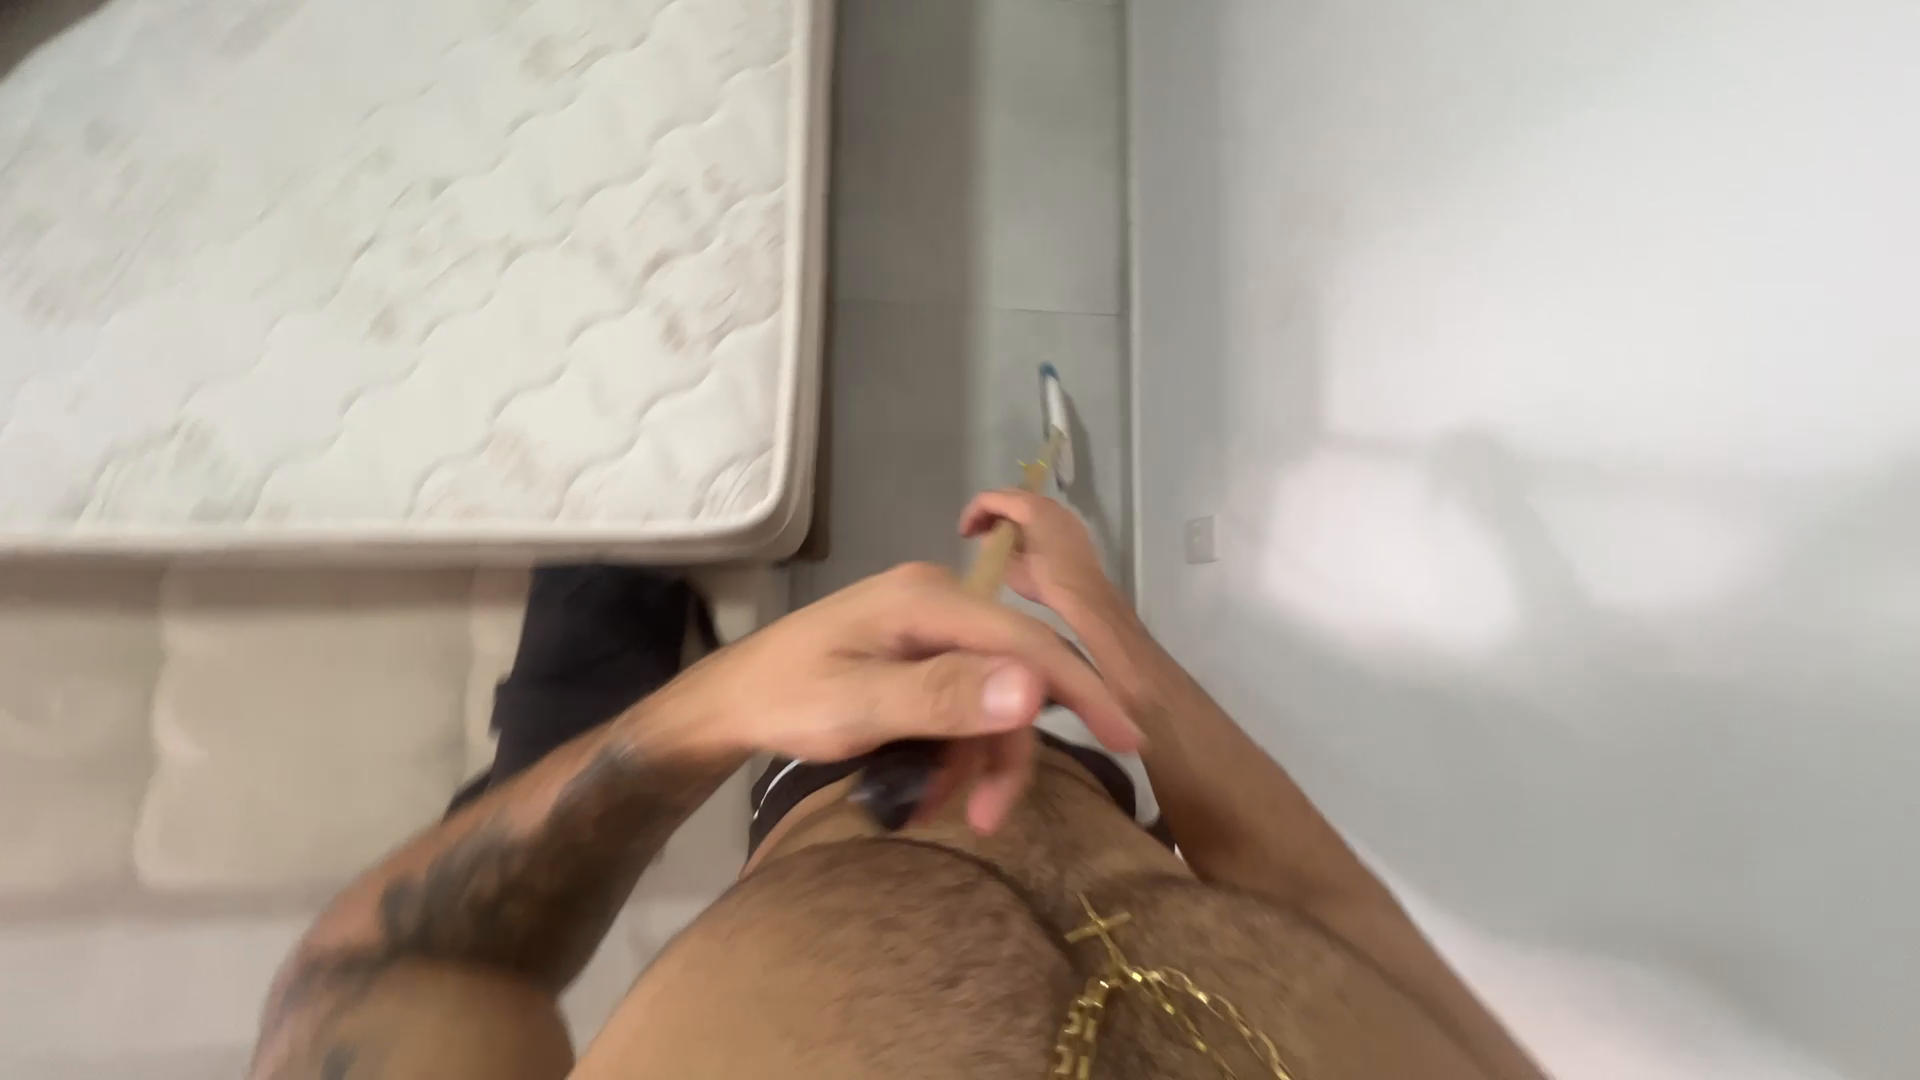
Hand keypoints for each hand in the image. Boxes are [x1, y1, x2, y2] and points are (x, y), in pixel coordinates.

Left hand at [664, 563, 1142, 832]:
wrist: (728, 702)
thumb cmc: (784, 698)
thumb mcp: (859, 704)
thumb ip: (943, 695)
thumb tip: (1033, 689)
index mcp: (930, 599)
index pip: (1025, 641)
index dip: (1079, 688)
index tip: (1126, 737)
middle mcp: (938, 603)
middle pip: (1009, 674)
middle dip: (1007, 747)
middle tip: (990, 817)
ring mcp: (927, 629)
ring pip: (986, 696)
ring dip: (977, 757)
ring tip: (946, 811)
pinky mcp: (916, 656)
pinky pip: (958, 701)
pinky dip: (954, 748)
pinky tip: (927, 786)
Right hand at [959, 490, 1123, 617]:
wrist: (1085, 595)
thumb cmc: (1045, 581)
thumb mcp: (1009, 566)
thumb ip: (993, 545)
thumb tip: (989, 537)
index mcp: (1030, 507)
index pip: (991, 498)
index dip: (971, 513)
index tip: (963, 535)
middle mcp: (1048, 502)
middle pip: (1009, 495)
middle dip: (988, 511)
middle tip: (974, 533)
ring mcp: (1063, 512)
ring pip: (1027, 504)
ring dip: (1007, 516)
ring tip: (994, 537)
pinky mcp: (1072, 526)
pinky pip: (1042, 515)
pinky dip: (1025, 522)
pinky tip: (1020, 542)